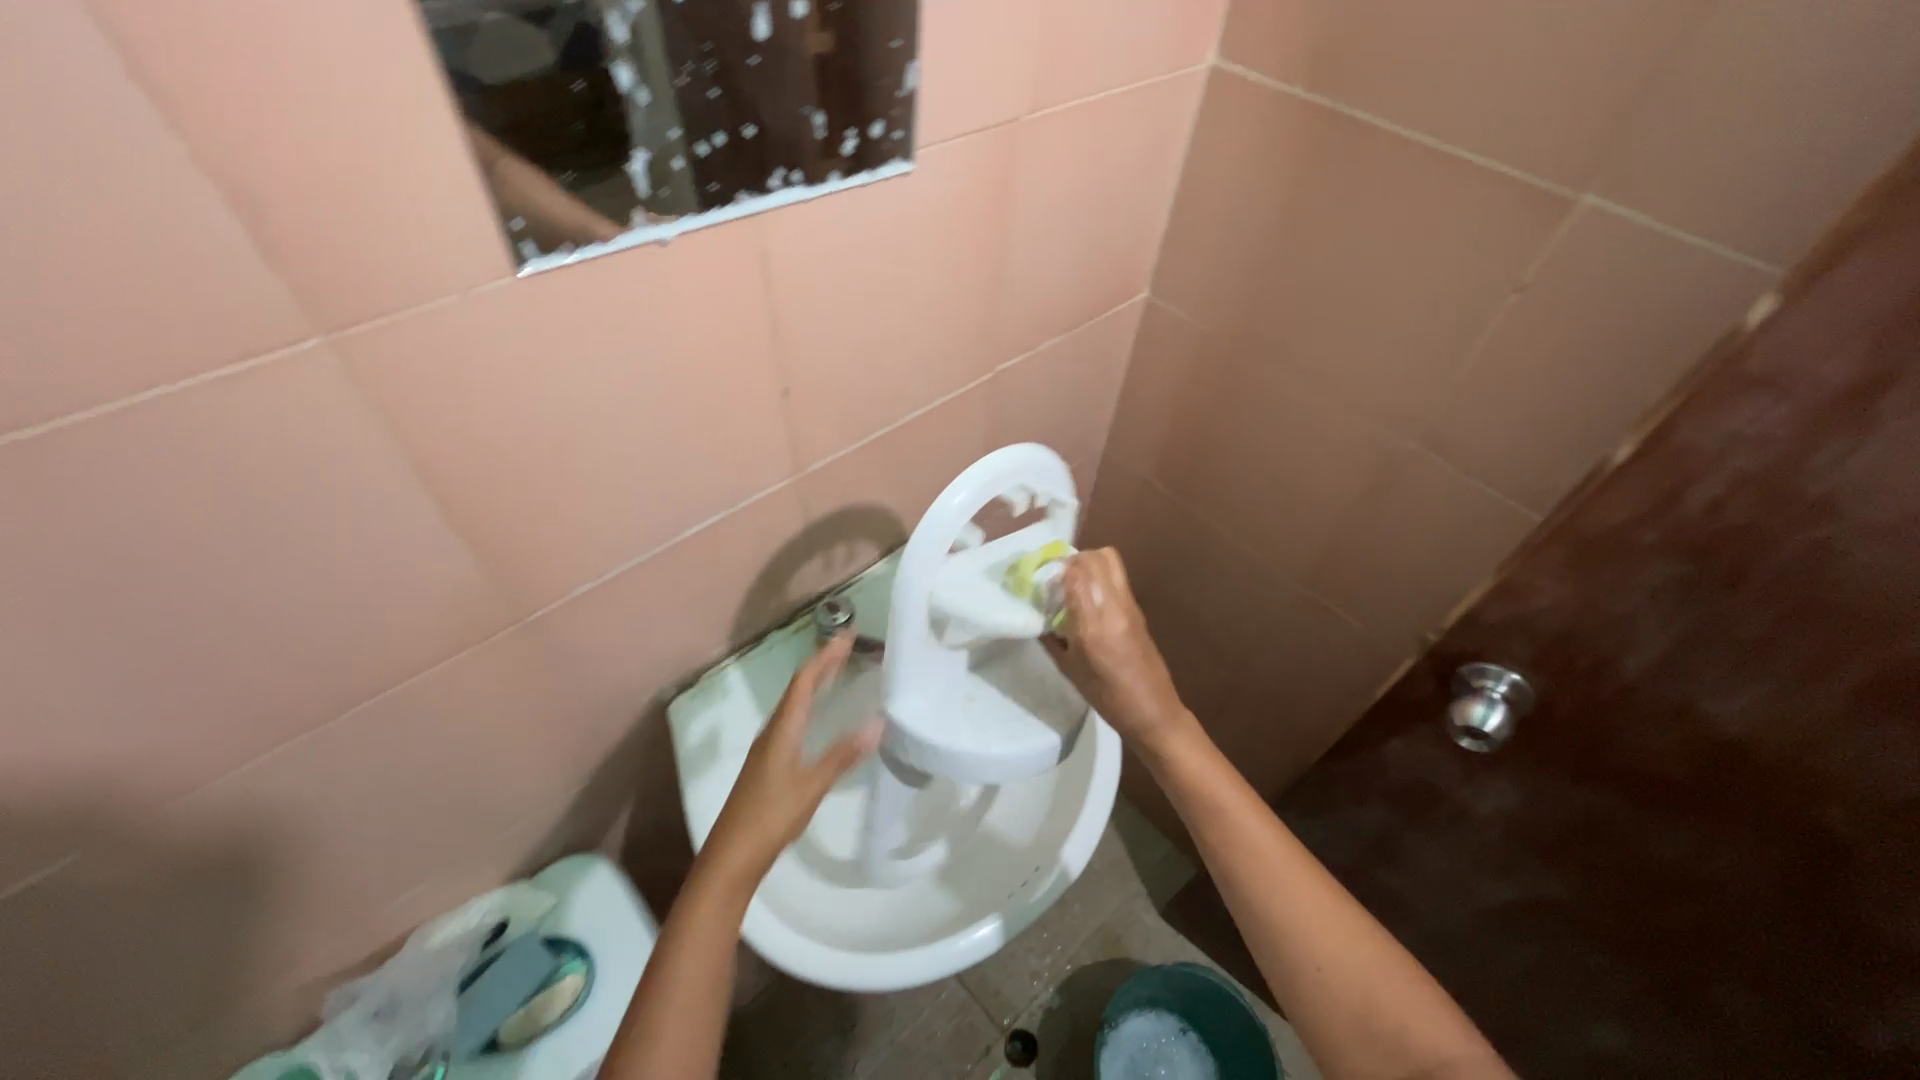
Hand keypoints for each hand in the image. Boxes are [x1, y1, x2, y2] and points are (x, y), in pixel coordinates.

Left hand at [702, 632, 882, 879]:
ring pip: (794, 705)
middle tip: (849, 647)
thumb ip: (842, 755)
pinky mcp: (769, 765)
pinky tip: (821, 720)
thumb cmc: (771, 817)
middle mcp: (773, 732)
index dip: (826, 657)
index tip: (848, 636)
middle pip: (798, 688)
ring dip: (816, 685)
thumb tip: (877, 723)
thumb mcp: (812, 786)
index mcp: (782, 730)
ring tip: (839, 674)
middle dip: (823, 665)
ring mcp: (768, 749)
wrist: (732, 855)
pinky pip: (793, 721)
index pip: (805, 682)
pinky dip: (811, 708)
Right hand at [1042, 548, 1202, 759]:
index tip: (1042, 577)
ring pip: (1111, 561)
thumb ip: (1051, 637)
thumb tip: (1038, 616)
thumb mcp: (1069, 669)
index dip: (1055, 569)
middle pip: (1096, 557)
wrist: (1152, 710)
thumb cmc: (1105, 696)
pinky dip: (1100, 576)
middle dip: (1073, 560)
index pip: (1074, 574)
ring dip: (1089, 563)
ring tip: (1073, 582)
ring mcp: (1129, 605)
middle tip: (1058, 575)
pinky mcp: (1138, 610)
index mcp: (1092, 625)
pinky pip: (1117, 578)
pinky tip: (1089, 598)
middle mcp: (1113, 607)